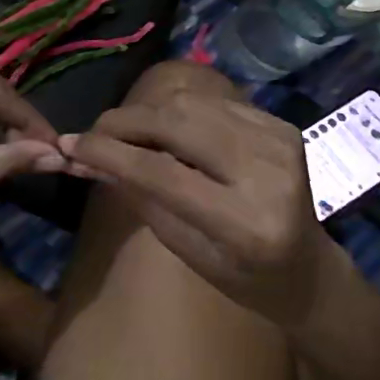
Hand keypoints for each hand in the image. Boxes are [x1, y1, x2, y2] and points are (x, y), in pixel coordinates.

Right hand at [64, 93, 339, 331]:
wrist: (309, 268)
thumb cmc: (241, 276)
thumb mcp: (184, 249)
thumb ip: (139, 196)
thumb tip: (89, 156)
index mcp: (247, 223)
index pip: (162, 173)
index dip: (110, 153)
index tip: (70, 145)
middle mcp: (269, 173)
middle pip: (176, 123)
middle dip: (124, 122)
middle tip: (93, 132)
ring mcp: (279, 142)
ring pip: (190, 104)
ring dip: (146, 113)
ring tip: (122, 131)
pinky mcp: (280, 124)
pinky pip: (210, 102)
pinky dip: (176, 111)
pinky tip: (162, 130)